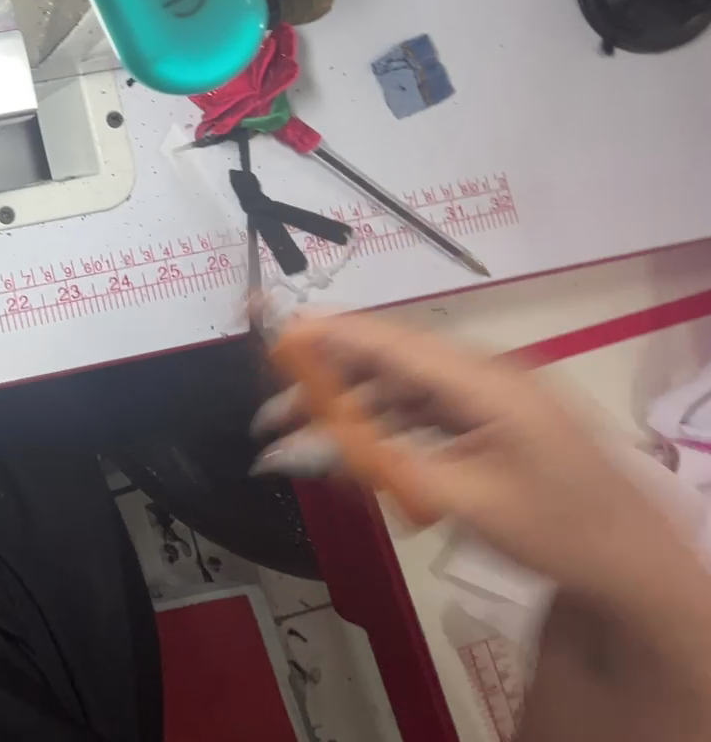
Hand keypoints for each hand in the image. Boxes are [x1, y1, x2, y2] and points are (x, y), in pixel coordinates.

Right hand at [253, 313, 689, 599]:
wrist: (642, 574)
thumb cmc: (560, 536)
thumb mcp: (457, 499)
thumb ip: (366, 464)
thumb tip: (283, 451)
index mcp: (488, 383)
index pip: (387, 341)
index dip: (323, 333)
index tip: (266, 336)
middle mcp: (484, 373)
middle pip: (382, 357)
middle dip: (320, 380)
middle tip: (271, 415)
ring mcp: (485, 391)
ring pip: (390, 380)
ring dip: (341, 403)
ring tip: (297, 435)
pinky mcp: (483, 411)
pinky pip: (411, 401)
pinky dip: (372, 418)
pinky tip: (346, 444)